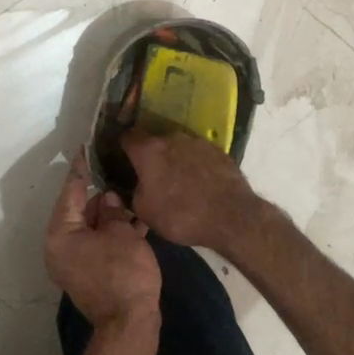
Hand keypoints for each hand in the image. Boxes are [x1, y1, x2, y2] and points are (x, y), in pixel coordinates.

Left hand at [45, 151, 161, 328]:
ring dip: (110, 215)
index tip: (85, 147)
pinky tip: (136, 221)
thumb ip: (113, 211)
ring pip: (91, 228)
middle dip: (101, 195)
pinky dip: (113, 234)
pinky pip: (99, 245)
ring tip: (133, 195)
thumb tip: (108, 199)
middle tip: (120, 173)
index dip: (81, 168)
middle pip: (79, 210)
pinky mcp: (89, 274)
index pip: (70, 191)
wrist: (129, 323)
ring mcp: (73, 263)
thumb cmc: (123, 273)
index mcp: (60, 233)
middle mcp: (60, 247)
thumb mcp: (121, 233)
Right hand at [121, 129, 262, 251]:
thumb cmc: (180, 215)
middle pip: (156, 142)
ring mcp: (198, 142)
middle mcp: (172, 139)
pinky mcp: (219, 151)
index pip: (128, 137)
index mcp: (149, 151)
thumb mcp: (144, 212)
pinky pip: (199, 155)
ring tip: (179, 181)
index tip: (123, 158)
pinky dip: (196, 165)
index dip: (123, 147)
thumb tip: (136, 185)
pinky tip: (200, 183)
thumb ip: (134, 192)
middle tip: (153, 176)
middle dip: (152, 156)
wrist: (230, 217)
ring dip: (176, 160)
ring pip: (179, 147)